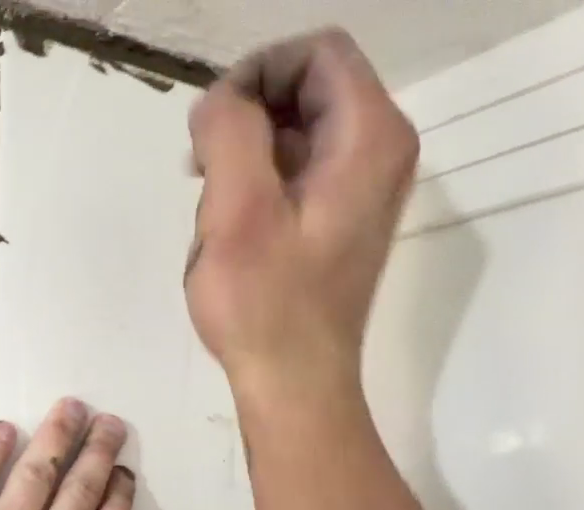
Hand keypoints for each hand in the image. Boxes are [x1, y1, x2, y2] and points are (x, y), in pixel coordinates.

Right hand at [185, 29, 418, 406]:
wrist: (294, 382)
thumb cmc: (265, 305)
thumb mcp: (236, 211)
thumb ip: (229, 133)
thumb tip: (218, 101)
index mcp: (370, 137)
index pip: (317, 53)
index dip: (255, 74)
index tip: (211, 128)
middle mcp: (380, 151)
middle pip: (308, 88)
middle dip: (245, 119)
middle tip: (203, 173)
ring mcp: (363, 187)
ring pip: (296, 131)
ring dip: (244, 157)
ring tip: (215, 213)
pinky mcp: (341, 218)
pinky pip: (297, 171)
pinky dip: (257, 184)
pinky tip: (229, 229)